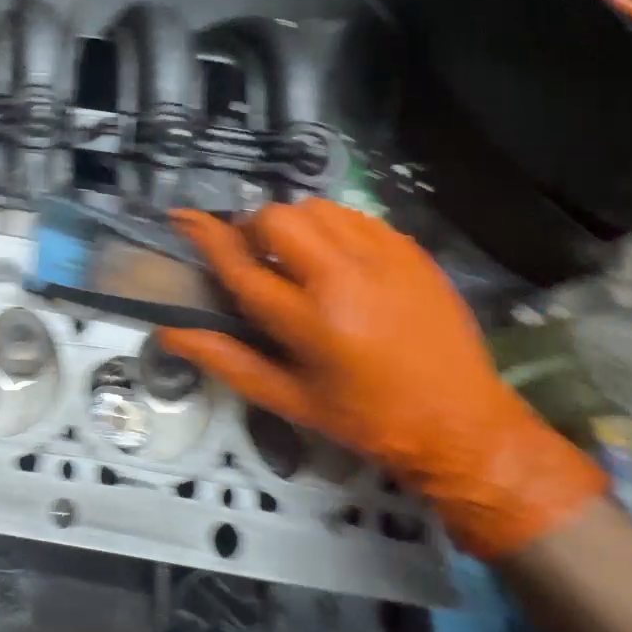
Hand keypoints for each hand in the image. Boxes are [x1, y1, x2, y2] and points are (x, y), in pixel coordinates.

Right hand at [161, 199, 605, 558]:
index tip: (181, 218)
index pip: (240, 261)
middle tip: (255, 256)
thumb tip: (166, 330)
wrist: (464, 425)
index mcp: (310, 321)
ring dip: (291, 223)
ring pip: (313, 207)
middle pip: (275, 218)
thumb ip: (224, 358)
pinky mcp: (411, 251)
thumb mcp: (287, 399)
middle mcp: (344, 279)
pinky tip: (335, 257)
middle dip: (252, 228)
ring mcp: (384, 259)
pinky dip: (330, 226)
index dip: (204, 234)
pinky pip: (353, 214)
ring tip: (294, 254)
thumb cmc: (364, 418)